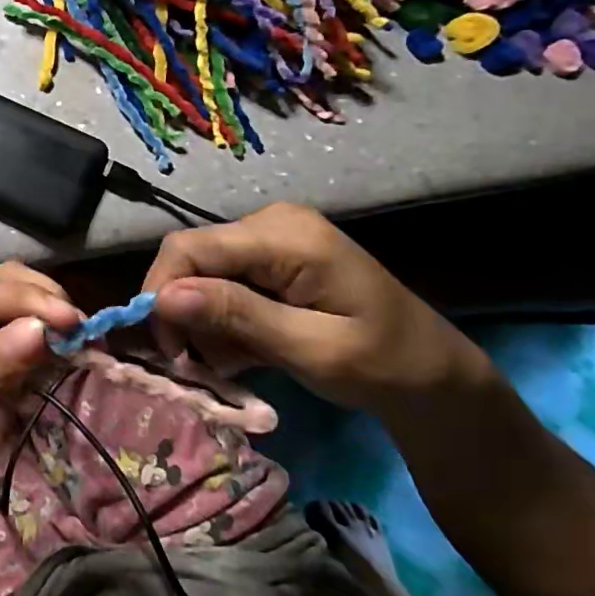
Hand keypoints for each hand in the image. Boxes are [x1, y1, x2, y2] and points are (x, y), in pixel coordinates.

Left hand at [0, 262, 82, 560]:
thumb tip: (37, 329)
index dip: (27, 301)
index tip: (73, 320)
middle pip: (6, 285)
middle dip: (45, 302)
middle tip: (84, 332)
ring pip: (26, 304)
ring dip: (57, 319)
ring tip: (87, 343)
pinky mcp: (2, 356)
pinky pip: (37, 335)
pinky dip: (59, 341)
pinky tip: (77, 354)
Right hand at [141, 202, 491, 413]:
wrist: (432, 373)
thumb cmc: (383, 364)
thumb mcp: (310, 348)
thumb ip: (237, 316)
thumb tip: (164, 297)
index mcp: (286, 235)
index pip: (190, 247)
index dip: (161, 292)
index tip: (167, 351)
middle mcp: (270, 223)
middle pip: (192, 259)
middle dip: (183, 313)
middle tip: (197, 367)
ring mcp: (272, 237)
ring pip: (203, 274)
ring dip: (205, 322)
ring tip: (231, 365)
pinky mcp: (273, 257)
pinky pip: (224, 281)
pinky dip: (223, 320)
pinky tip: (244, 350)